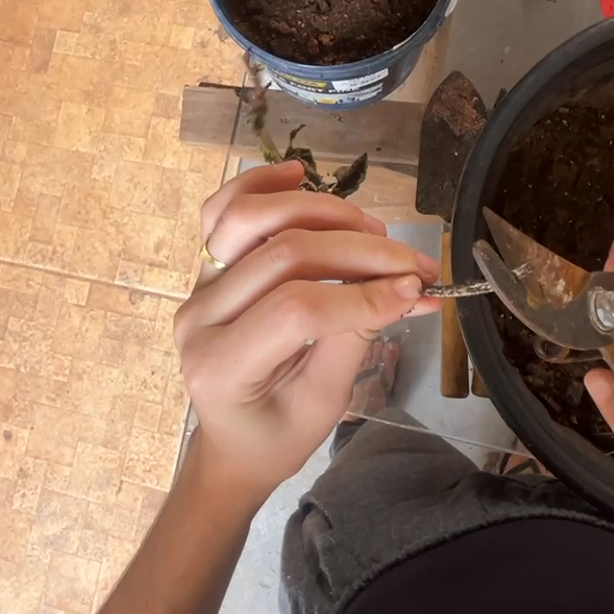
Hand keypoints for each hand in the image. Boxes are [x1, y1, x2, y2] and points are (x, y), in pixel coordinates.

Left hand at [175, 161, 440, 498]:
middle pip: (282, 256)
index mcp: (222, 366)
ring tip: (370, 228)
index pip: (296, 310)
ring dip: (319, 211)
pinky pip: (222, 210)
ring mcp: (198, 284)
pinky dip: (259, 183)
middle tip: (412, 264)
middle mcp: (199, 316)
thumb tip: (406, 287)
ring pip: (250, 219)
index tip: (415, 289)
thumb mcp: (323, 404)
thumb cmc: (278, 434)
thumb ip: (355, 339)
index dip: (360, 294)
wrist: (234, 439)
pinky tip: (298, 173)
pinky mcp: (206, 265)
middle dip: (358, 252)